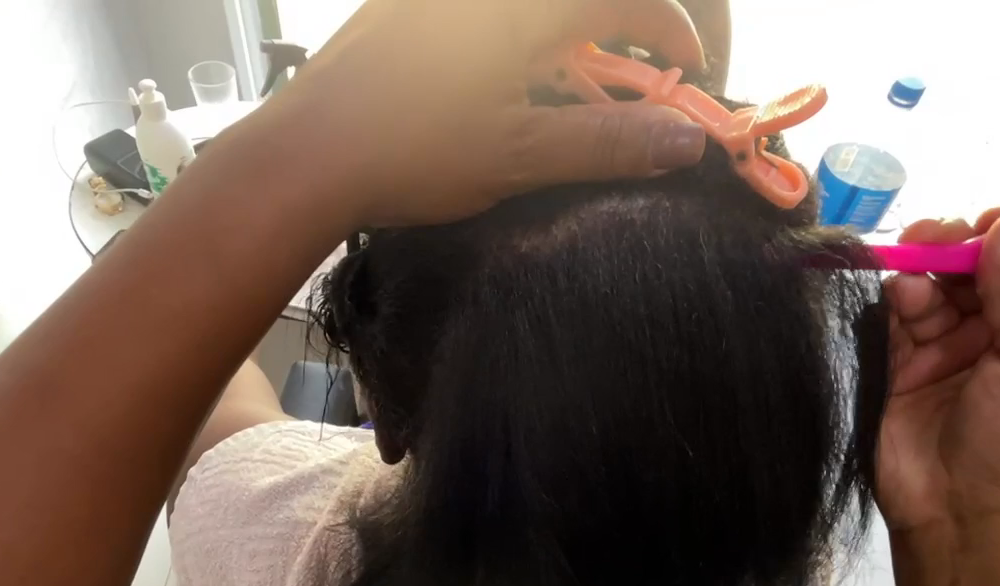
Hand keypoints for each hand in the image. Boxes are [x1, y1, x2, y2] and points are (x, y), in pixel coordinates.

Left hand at [249, 0, 710, 225]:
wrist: (309, 153)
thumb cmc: (413, 154)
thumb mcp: (518, 156)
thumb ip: (604, 143)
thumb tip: (686, 141)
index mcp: (523, 4)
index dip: (675, 34)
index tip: (690, 78)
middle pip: (586, 0)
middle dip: (629, 26)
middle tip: (641, 78)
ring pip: (540, 10)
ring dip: (577, 35)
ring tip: (580, 87)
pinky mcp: (413, 6)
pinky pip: (495, 15)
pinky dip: (528, 35)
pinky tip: (515, 77)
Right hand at [876, 206, 999, 537]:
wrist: (959, 517)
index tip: (994, 223)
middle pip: (981, 267)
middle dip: (962, 244)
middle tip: (938, 235)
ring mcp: (947, 350)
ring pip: (936, 287)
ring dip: (926, 267)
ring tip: (913, 258)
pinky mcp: (900, 369)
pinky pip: (899, 321)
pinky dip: (897, 299)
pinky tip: (898, 292)